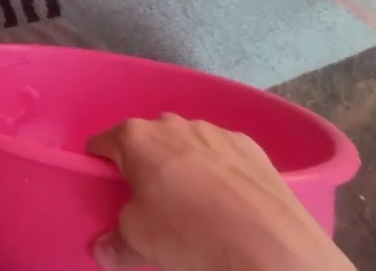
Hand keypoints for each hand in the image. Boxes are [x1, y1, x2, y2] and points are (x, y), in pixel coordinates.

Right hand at [86, 115, 351, 270]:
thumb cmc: (192, 236)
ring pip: (186, 146)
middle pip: (145, 143)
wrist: (275, 252)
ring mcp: (212, 131)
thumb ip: (114, 242)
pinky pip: (223, 155)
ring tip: (200, 209)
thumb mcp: (140, 244)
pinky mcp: (250, 146)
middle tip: (156, 207)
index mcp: (134, 138)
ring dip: (184, 167)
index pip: (100, 145)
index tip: (109, 194)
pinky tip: (233, 205)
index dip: (100, 169)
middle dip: (146, 168)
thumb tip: (103, 250)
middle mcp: (169, 123)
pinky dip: (221, 172)